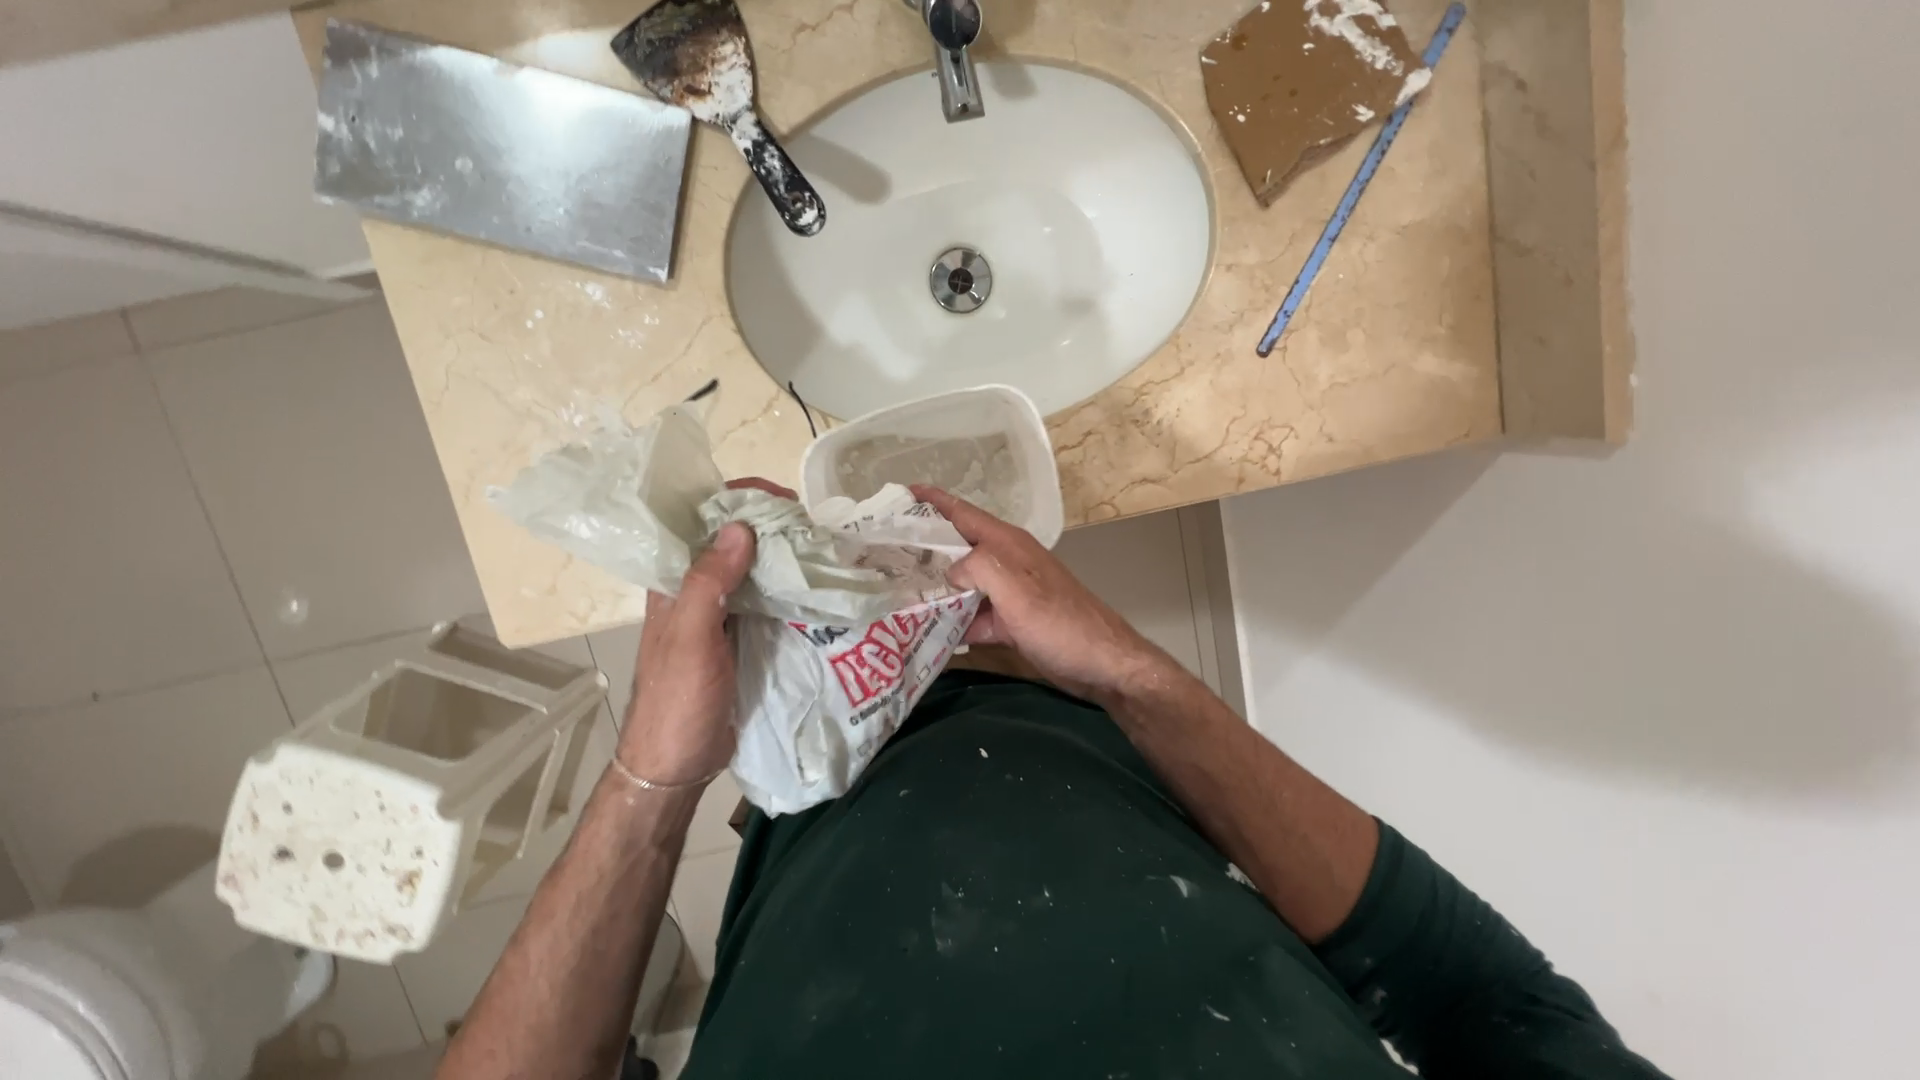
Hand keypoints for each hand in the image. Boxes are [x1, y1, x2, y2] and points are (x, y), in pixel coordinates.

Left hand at [616, 477, 790, 786]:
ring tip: (826, 552)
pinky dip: (790, 591)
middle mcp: (696, 592)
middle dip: (772, 527)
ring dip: (785, 558)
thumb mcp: (690, 639)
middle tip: (815, 529)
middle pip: (733, 543)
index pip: (702, 522)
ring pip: (754, 572)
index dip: (740, 502)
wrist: (676, 766)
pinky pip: (767, 603)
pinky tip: (818, 591)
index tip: (784, 501)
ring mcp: (721, 617)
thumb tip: (740, 526)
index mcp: (673, 583)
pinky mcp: (742, 640)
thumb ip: (708, 583)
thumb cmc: (677, 702)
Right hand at [912, 486, 1167, 703]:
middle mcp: (1007, 562)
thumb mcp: (1016, 589)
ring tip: (893, 591)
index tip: (900, 493)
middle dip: (922, 547)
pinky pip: (973, 615)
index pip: (963, 512)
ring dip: (933, 588)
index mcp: (1008, 544)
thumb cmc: (1061, 623)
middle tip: (882, 551)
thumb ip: (977, 569)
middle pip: (957, 547)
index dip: (932, 500)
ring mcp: (1010, 594)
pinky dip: (952, 622)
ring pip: (962, 584)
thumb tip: (948, 574)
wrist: (1103, 665)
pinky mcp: (1012, 622)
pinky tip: (927, 632)